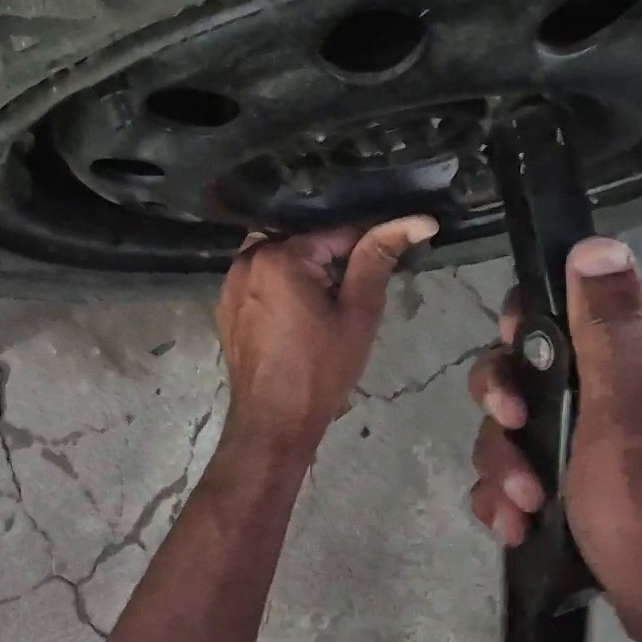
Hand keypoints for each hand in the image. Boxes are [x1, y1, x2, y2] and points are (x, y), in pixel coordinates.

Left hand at [216, 216, 438, 446]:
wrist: (273, 421)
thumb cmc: (320, 369)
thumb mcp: (358, 313)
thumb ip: (378, 259)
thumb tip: (416, 221)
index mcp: (279, 255)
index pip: (335, 233)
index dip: (363, 250)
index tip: (380, 270)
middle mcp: (247, 259)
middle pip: (302, 243)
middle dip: (329, 262)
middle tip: (348, 297)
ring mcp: (230, 283)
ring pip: (279, 260)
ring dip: (303, 274)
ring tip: (324, 308)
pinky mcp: (225, 307)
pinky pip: (258, 282)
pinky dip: (280, 289)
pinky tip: (296, 319)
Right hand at [466, 237, 641, 641]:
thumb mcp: (627, 423)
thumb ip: (609, 333)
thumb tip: (599, 241)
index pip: (587, 300)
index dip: (533, 330)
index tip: (512, 373)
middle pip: (550, 362)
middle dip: (513, 411)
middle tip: (511, 446)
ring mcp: (631, 433)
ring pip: (539, 417)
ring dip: (511, 460)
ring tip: (518, 510)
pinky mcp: (612, 473)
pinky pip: (548, 458)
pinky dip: (524, 487)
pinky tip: (516, 523)